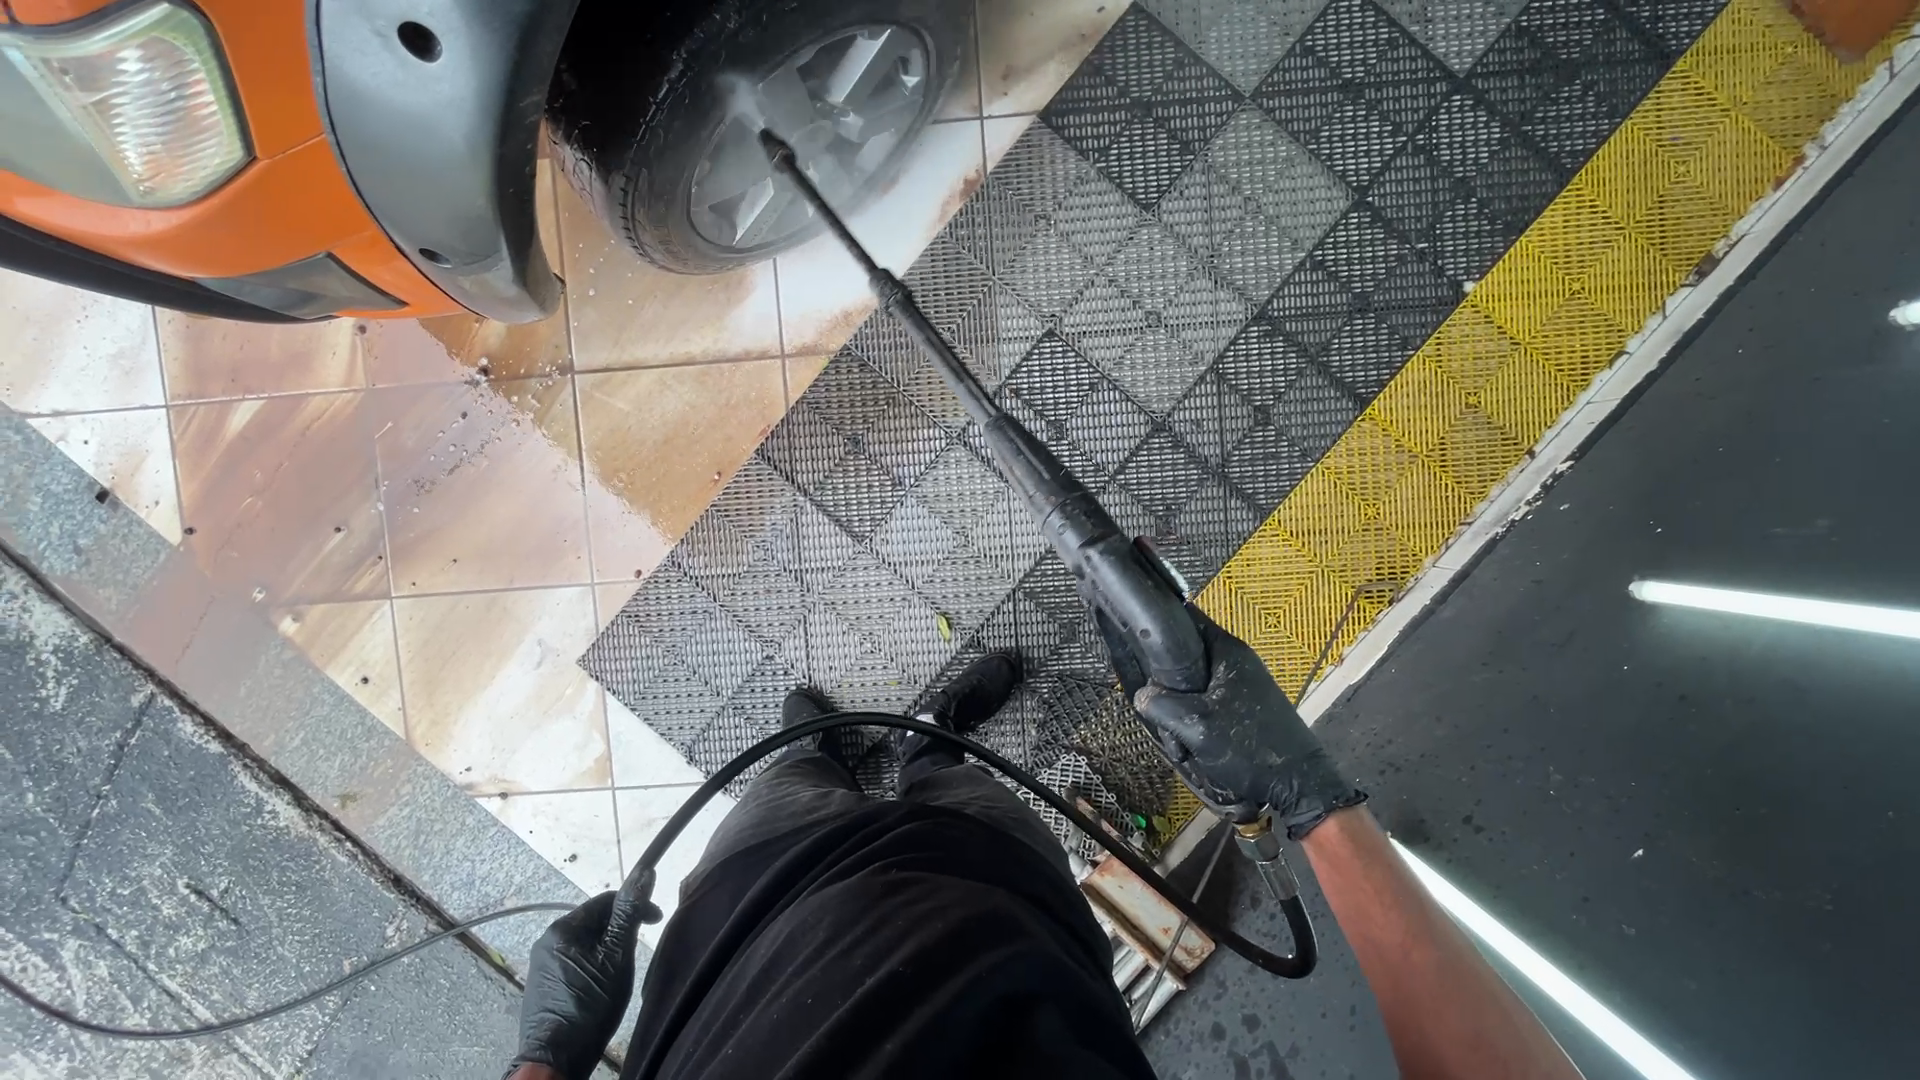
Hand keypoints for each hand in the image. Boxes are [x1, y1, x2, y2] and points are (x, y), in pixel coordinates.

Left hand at [512, 879, 655, 1079]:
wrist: (555, 1059)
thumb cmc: (591, 1003)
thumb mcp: (617, 954)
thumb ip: (629, 912)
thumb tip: (644, 871)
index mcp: (563, 928)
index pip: (606, 900)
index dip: (635, 905)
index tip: (656, 921)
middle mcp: (547, 941)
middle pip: (595, 921)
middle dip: (621, 928)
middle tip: (638, 948)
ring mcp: (542, 965)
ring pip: (586, 942)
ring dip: (608, 947)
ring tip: (623, 967)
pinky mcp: (543, 985)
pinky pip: (575, 960)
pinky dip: (595, 963)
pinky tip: (603, 983)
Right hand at [1133, 609, 1365, 839]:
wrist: (1296, 785)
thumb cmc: (1249, 748)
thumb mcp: (1194, 724)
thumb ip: (1160, 704)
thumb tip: (1142, 695)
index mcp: (1227, 651)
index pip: (1186, 616)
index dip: (1158, 621)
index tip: (1136, 640)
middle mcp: (1235, 660)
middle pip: (1183, 656)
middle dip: (1166, 684)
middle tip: (1161, 711)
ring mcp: (1240, 684)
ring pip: (1191, 686)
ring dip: (1179, 712)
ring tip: (1182, 740)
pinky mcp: (1242, 706)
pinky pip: (1205, 704)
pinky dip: (1195, 723)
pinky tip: (1194, 746)